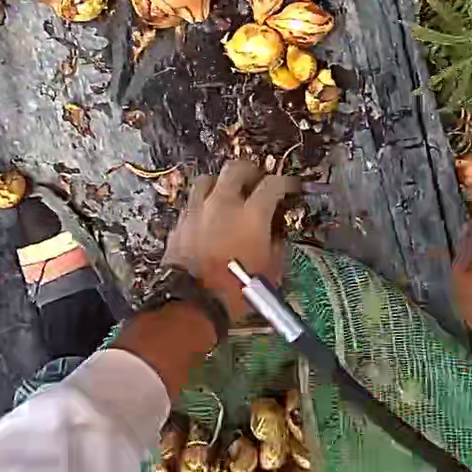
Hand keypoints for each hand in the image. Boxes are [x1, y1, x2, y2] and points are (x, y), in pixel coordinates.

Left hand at [162, 160, 298, 319]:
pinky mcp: (180, 221)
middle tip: (257, 181)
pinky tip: (209, 214)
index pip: (273, 183)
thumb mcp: (270, 272)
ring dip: (222, 182)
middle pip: (237, 168)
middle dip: (251, 171)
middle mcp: (224, 204)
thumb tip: (276, 235)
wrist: (191, 303)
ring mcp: (198, 209)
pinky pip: (194, 200)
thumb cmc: (236, 290)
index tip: (291, 186)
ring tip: (228, 193)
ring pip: (209, 178)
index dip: (286, 182)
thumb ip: (276, 246)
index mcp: (251, 214)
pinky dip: (204, 202)